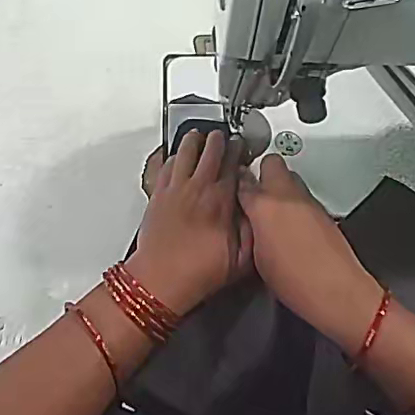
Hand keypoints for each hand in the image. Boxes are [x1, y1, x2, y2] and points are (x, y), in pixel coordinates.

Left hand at [127, 132, 249, 314]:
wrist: (160, 278)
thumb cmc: (198, 272)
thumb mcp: (241, 259)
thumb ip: (252, 231)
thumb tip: (257, 212)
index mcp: (220, 201)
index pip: (233, 166)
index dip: (238, 153)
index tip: (241, 147)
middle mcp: (197, 188)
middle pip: (209, 152)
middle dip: (218, 141)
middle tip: (221, 136)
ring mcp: (174, 189)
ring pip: (184, 153)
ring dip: (193, 141)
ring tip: (198, 136)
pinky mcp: (157, 194)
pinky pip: (164, 165)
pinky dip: (170, 155)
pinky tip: (173, 154)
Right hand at [238, 155, 384, 350]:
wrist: (337, 291)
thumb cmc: (296, 281)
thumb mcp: (258, 257)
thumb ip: (251, 229)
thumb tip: (251, 221)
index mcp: (263, 206)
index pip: (243, 182)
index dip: (238, 186)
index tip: (236, 191)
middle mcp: (287, 196)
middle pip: (272, 164)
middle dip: (263, 172)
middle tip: (256, 189)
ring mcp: (309, 202)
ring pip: (291, 178)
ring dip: (281, 188)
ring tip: (275, 209)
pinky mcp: (324, 211)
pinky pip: (304, 197)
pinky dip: (296, 203)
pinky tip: (293, 225)